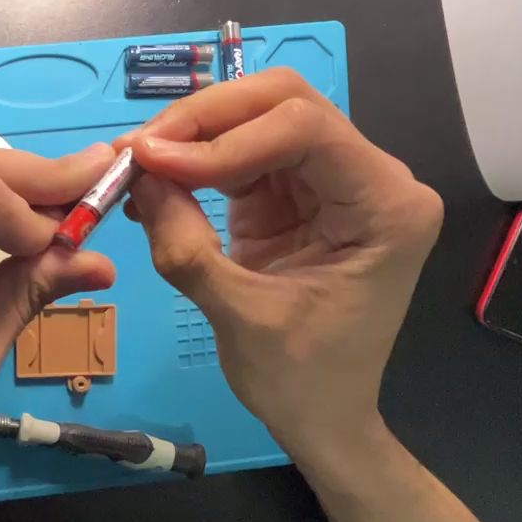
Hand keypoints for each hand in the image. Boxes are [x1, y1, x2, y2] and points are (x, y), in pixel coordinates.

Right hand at [116, 70, 441, 474]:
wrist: (321, 417)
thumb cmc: (300, 380)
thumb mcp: (238, 317)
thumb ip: (186, 247)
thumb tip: (139, 178)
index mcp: (385, 205)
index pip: (305, 128)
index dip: (223, 138)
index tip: (153, 163)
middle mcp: (369, 177)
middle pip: (284, 104)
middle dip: (205, 120)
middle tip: (139, 149)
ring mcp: (329, 182)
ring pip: (257, 120)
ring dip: (192, 136)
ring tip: (136, 163)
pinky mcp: (293, 195)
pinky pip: (239, 158)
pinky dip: (193, 163)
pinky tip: (154, 181)